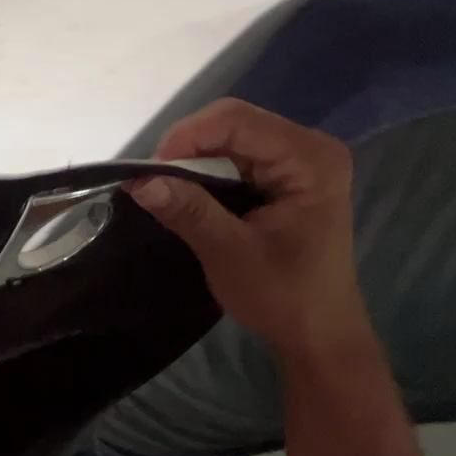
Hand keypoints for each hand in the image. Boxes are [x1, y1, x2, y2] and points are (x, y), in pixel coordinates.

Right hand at [127, 99, 367, 355]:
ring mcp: (298, 159)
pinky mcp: (283, 174)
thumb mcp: (229, 253)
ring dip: (191, 159)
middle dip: (186, 147)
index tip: (151, 175)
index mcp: (311, 160)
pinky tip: (188, 192)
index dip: (186, 138)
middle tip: (155, 184)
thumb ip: (188, 211)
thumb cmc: (284, 296)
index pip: (236, 121)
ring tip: (166, 189)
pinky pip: (233, 153)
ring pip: (227, 135)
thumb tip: (137, 181)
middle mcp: (309, 148)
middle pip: (231, 122)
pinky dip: (203, 169)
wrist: (318, 334)